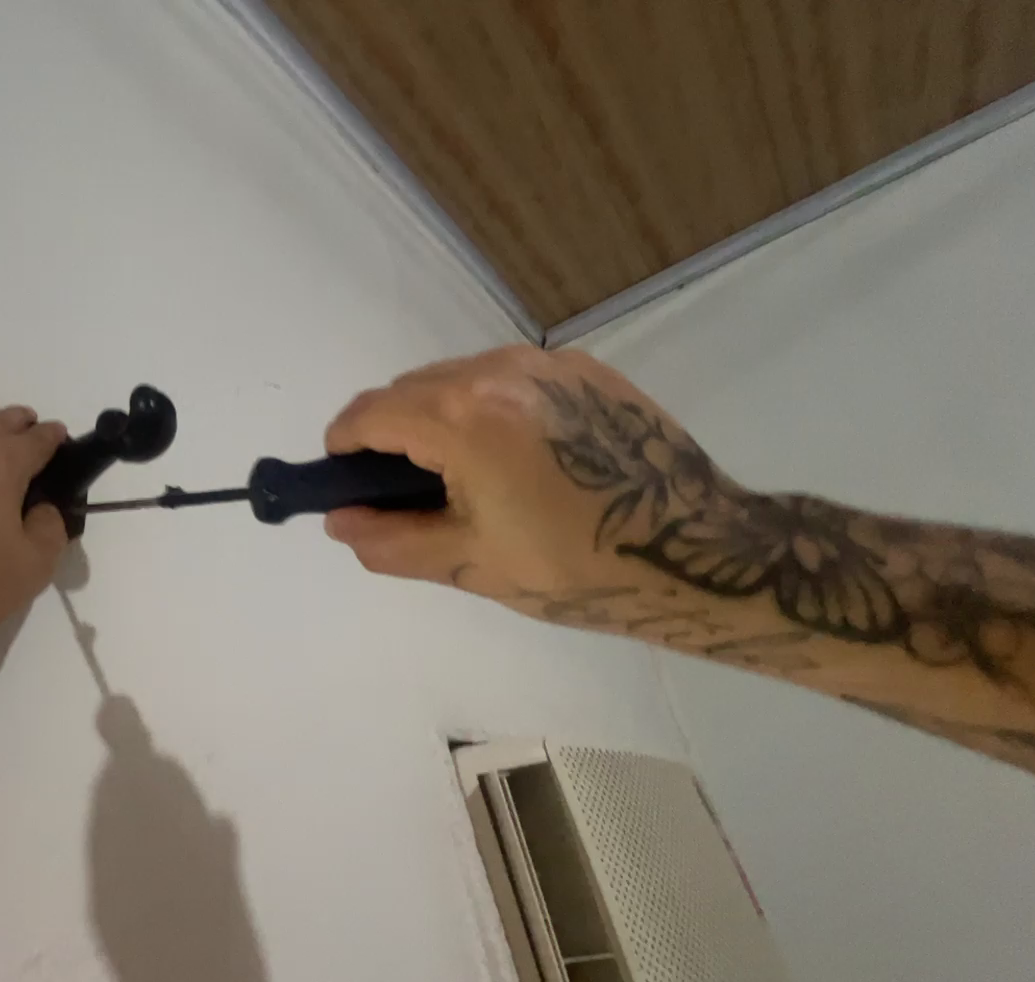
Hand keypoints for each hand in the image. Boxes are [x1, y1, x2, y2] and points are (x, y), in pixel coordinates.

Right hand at [324, 345, 725, 613]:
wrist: (697, 550)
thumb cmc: (572, 566)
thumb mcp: (467, 564)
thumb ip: (388, 540)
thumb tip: (338, 521)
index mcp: (462, 418)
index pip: (368, 414)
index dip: (342, 446)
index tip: (342, 478)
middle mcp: (496, 371)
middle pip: (407, 390)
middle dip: (387, 434)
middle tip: (404, 492)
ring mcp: (544, 363)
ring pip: (453, 377)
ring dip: (433, 418)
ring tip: (461, 476)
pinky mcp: (580, 368)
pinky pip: (502, 377)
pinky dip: (481, 407)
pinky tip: (512, 457)